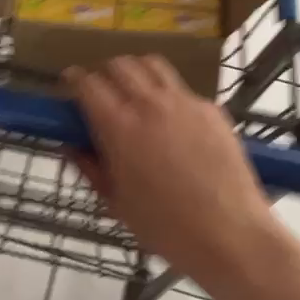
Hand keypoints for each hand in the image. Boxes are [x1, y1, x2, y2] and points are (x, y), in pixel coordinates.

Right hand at [66, 56, 286, 285]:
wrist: (230, 234)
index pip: (89, 84)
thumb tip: (70, 146)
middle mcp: (151, 104)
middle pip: (120, 65)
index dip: (75, 80)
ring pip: (153, 65)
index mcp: (120, 127)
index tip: (70, 84)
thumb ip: (90, 168)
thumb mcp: (117, 203)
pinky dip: (168, 95)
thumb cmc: (166, 227)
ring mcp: (185, 102)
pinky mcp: (212, 109)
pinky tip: (172, 121)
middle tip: (101, 91)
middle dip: (105, 73)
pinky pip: (183, 90)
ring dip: (136, 71)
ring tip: (134, 90)